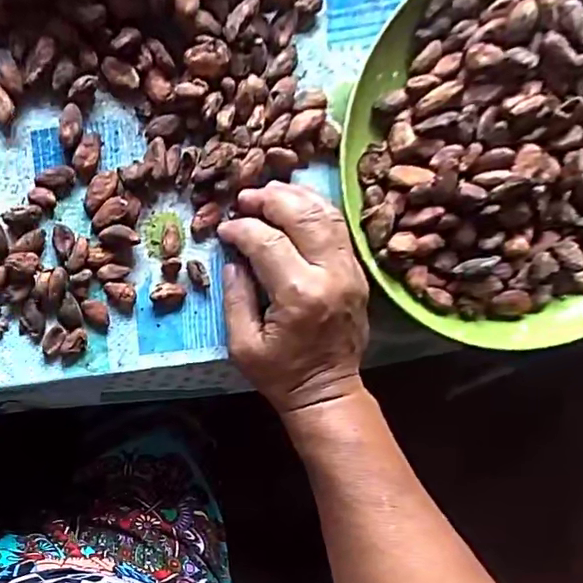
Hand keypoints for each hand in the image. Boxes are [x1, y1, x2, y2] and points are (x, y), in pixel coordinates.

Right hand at [217, 182, 369, 413]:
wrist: (326, 390)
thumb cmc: (278, 373)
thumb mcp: (242, 343)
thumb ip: (236, 298)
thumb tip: (234, 259)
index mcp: (299, 295)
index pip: (268, 243)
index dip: (243, 229)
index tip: (224, 228)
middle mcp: (331, 275)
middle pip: (304, 217)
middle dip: (271, 200)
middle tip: (245, 196)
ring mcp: (351, 271)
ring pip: (327, 216)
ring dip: (296, 198)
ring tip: (269, 193)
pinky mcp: (357, 273)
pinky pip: (339, 229)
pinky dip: (316, 211)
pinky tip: (295, 207)